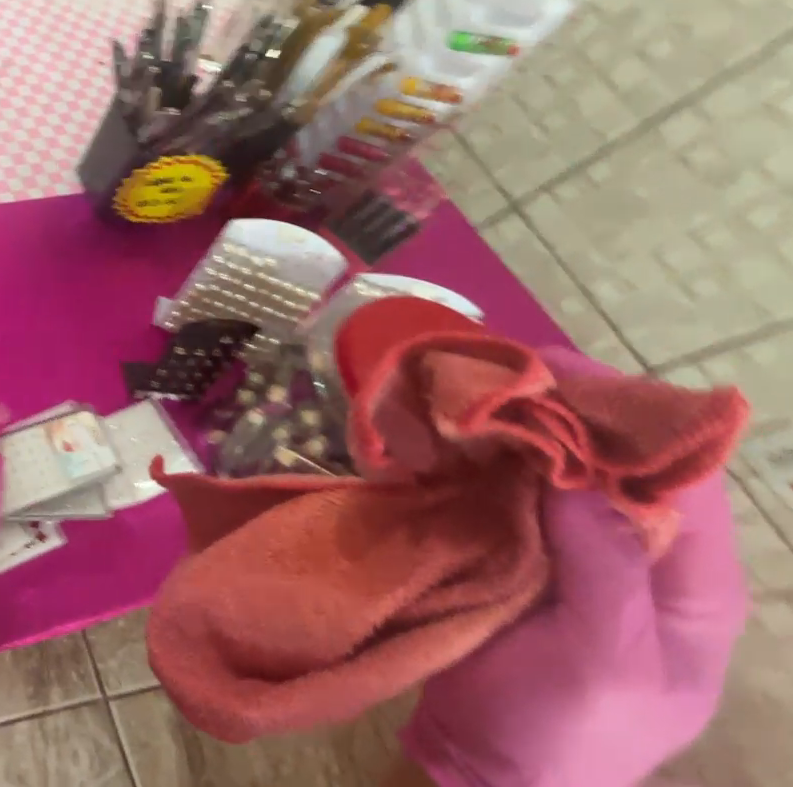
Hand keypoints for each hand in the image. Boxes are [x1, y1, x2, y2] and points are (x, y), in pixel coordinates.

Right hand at [401, 350, 748, 786]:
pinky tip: (431, 428)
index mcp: (684, 576)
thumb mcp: (608, 664)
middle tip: (494, 367)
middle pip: (606, 455)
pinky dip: (462, 452)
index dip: (633, 415)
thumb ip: (609, 574)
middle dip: (558, 406)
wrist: (489, 767)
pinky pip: (487, 484)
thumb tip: (585, 475)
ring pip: (542, 463)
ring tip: (455, 384)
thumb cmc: (571, 729)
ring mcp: (557, 542)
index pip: (681, 474)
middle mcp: (624, 544)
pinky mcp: (497, 542)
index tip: (565, 370)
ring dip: (503, 422)